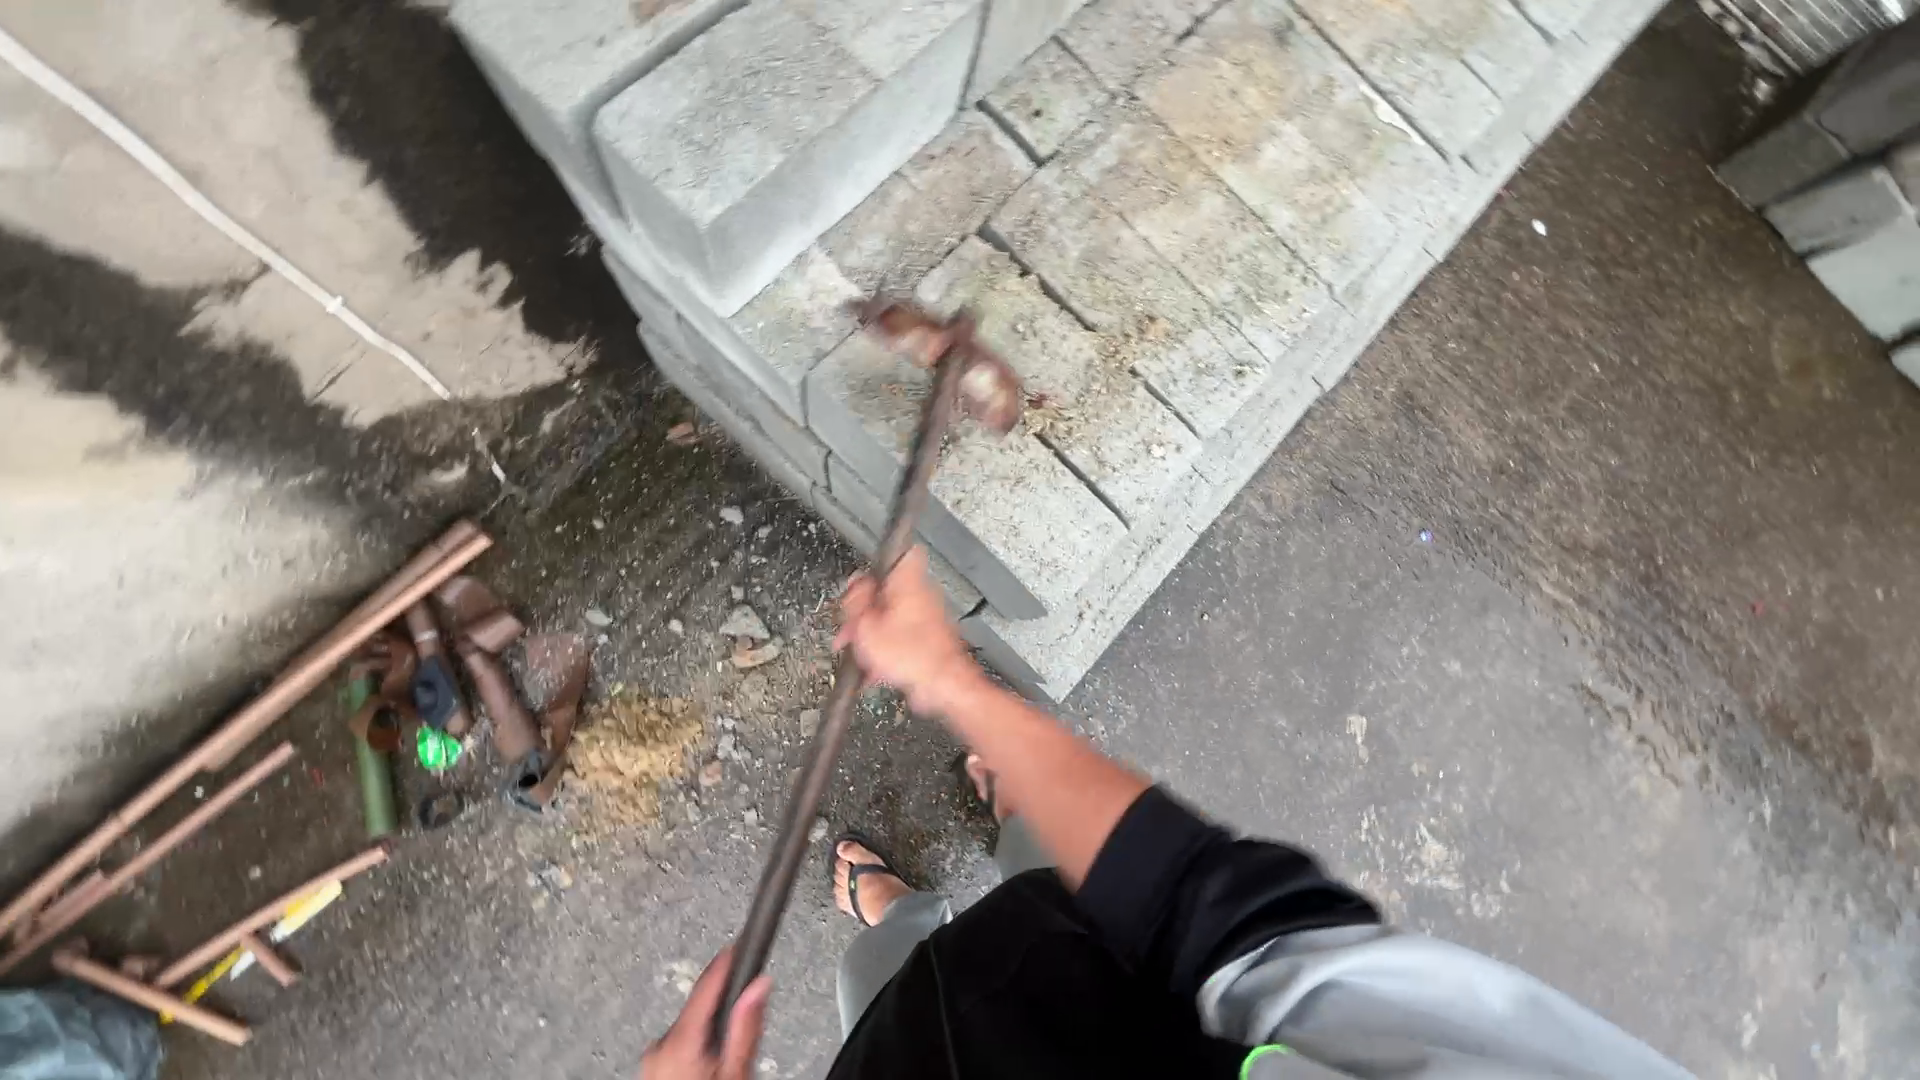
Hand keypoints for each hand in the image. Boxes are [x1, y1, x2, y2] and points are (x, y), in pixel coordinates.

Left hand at [638, 948, 771, 1079]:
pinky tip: (708, 1059)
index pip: (707, 982)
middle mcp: (659, 1044)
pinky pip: (680, 1039)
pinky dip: (697, 1041)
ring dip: (711, 1025)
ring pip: (692, 1021)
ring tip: (727, 1050)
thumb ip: (746, 1027)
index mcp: (679, 1040)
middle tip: (747, 1017)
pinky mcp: (652, 1064)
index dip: (729, 959)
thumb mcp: (735, 1072)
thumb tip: (760, 983)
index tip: (743, 941)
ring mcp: (652, 1055)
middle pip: (702, 1003)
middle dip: (725, 1005)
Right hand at [834, 548, 981, 713]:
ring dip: (871, 632)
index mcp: (909, 583)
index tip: (861, 582)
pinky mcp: (928, 639)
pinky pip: (901, 636)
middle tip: (852, 625)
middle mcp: (922, 595)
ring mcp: (927, 618)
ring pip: (891, 615)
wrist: (942, 686)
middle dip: (865, 608)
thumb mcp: (866, 626)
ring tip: (858, 652)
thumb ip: (856, 602)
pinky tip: (872, 668)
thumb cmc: (914, 658)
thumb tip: (855, 590)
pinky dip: (885, 648)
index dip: (876, 564)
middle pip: (887, 589)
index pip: (900, 552)